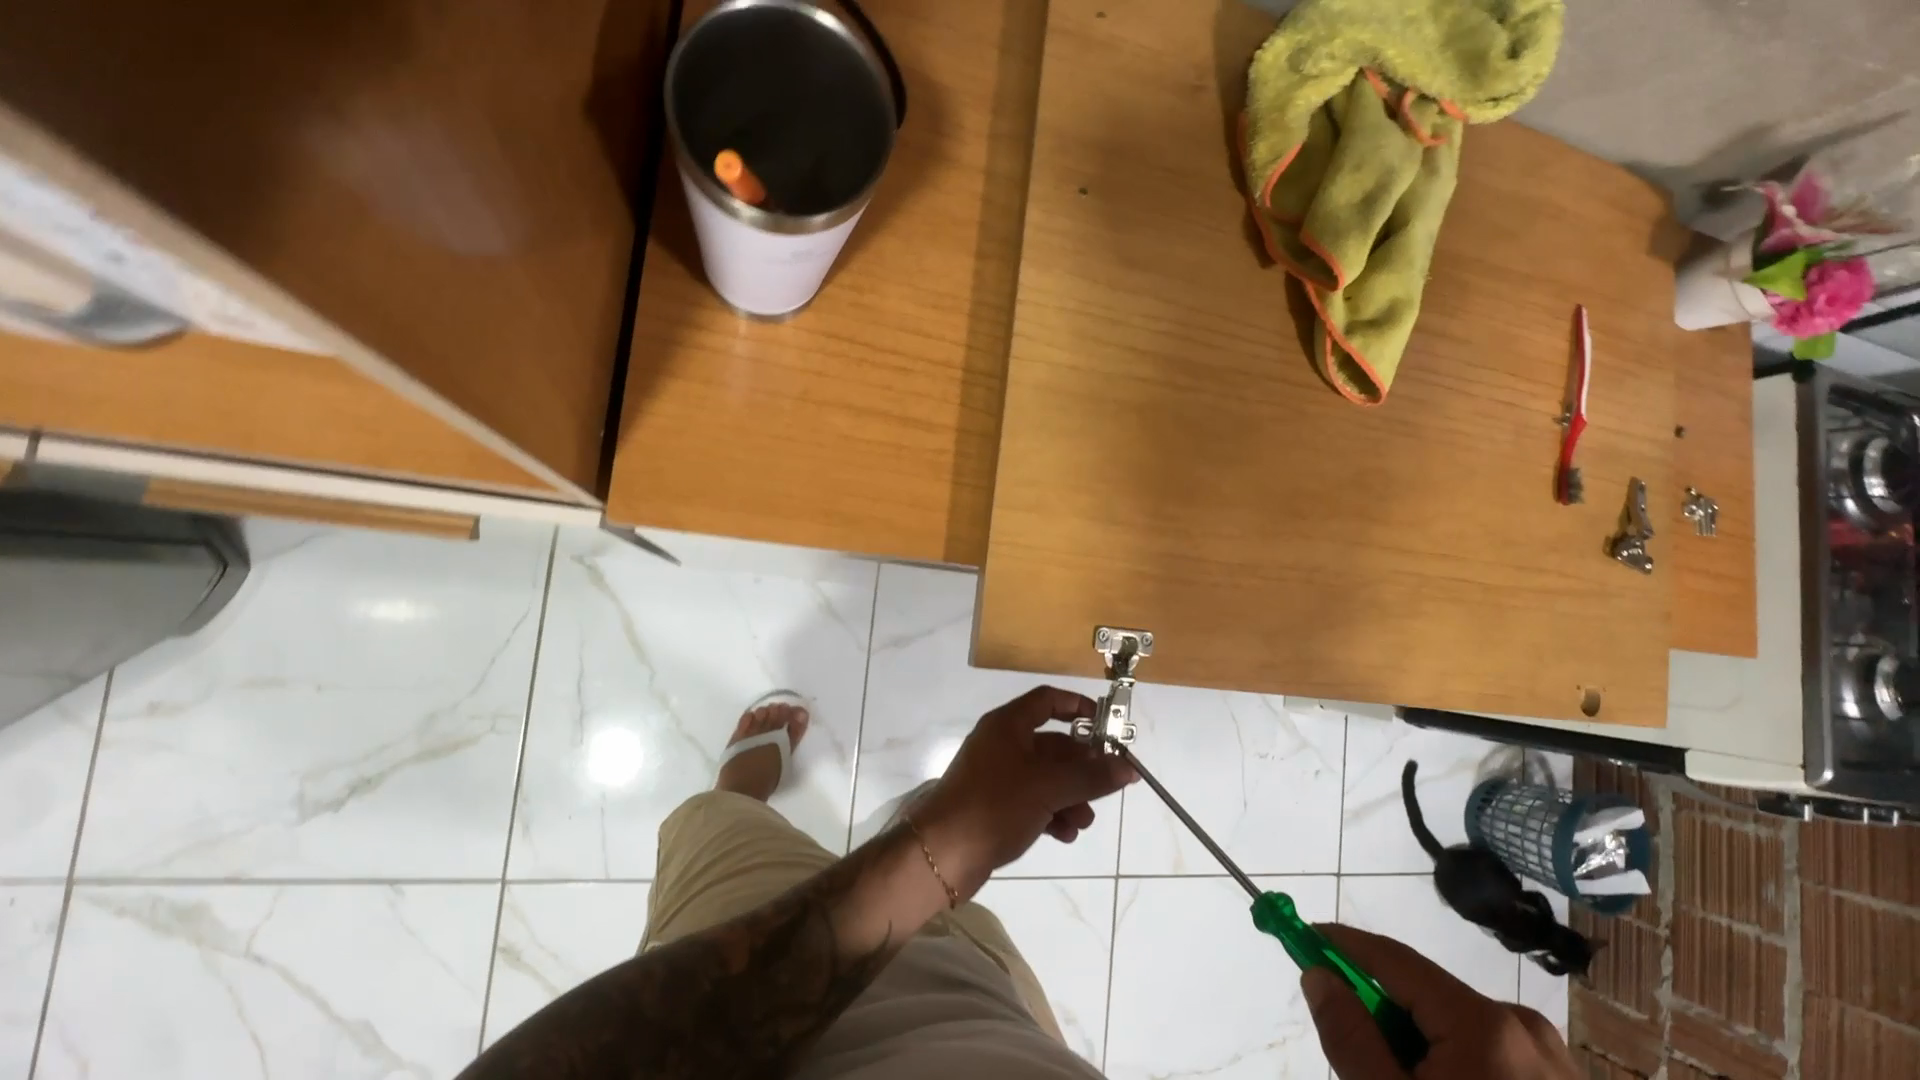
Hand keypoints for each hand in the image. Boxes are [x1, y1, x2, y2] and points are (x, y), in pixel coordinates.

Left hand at [912, 686, 1138, 898]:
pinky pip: (1032, 801)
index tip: (1107, 726)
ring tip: (1085, 820)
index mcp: (1008, 725)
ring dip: (1070, 795)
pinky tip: (1066, 834)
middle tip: (1107, 785)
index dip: (1078, 707)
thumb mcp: (1049, 788)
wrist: (941, 854)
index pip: (1047, 700)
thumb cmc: (995, 806)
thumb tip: (1128, 767)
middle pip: (1052, 744)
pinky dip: (1052, 813)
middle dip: (1081, 766)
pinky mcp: (993, 807)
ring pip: (1045, 777)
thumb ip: (1091, 776)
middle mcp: (1001, 745)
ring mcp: (996, 777)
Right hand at [1302, 925, 1577, 1079]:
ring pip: (1457, 1029)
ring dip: (1417, 1047)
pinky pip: (1490, 1056)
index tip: (1301, 939)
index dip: (1342, 945)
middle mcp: (1522, 1027)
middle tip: (1354, 1059)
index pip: (1393, 959)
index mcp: (1483, 1024)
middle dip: (1380, 1012)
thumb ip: (1350, 1037)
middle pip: (1426, 996)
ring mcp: (1553, 1060)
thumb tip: (1320, 976)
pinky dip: (1454, 1069)